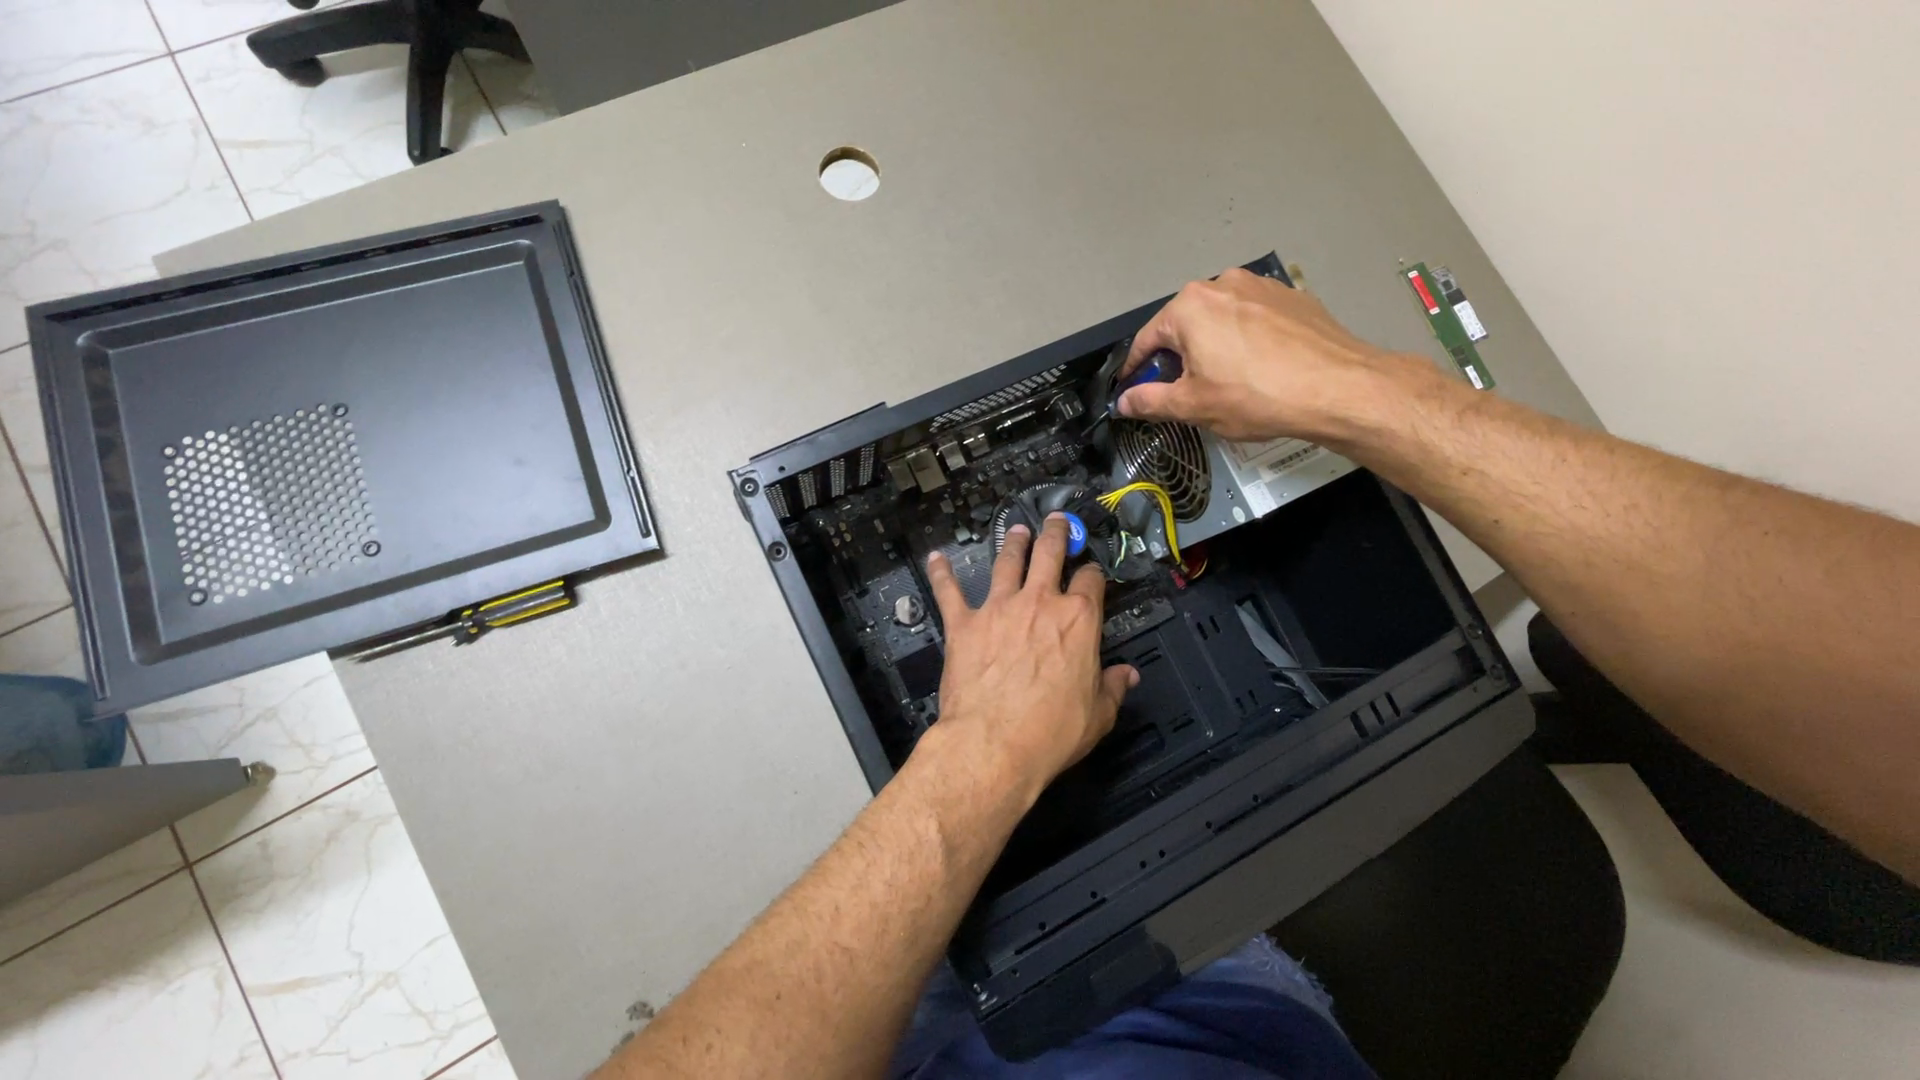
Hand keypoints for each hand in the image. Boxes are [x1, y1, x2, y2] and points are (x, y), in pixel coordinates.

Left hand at [922, 515, 1137, 804]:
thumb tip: (1129, 677)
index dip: (1093, 574)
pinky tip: (936, 559)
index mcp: (1079, 620)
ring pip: (1007, 564)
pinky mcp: (963, 624)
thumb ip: (1113, 688)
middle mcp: (1040, 603)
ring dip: (1012, 544)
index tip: (1093, 573)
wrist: (993, 743)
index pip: (1092, 582)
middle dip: (1056, 534)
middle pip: (1049, 555)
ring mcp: (999, 609)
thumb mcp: (1098, 715)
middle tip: (1056, 520)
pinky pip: (949, 592)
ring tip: (1016, 531)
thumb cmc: (1052, 732)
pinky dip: (941, 574)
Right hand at [1117, 267, 1424, 445]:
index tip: (1132, 390)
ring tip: (1226, 382)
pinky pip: (1254, 320)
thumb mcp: (1193, 406)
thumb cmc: (1256, 396)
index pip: (1147, 340)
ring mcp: (1261, 286)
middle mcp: (1222, 284)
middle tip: (1184, 392)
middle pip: (1185, 325)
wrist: (1338, 388)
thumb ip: (1150, 401)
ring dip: (1213, 347)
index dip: (1135, 370)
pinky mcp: (1292, 297)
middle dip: (1178, 358)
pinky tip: (1259, 370)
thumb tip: (1124, 401)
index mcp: (1190, 306)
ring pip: (1221, 320)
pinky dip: (1246, 341)